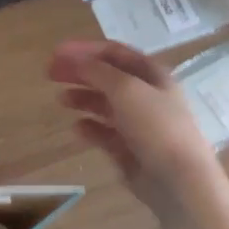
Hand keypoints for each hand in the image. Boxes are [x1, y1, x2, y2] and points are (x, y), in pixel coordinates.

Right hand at [49, 39, 220, 224]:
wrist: (177, 178)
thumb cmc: (155, 126)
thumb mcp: (126, 89)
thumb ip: (97, 71)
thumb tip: (74, 60)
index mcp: (152, 74)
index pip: (115, 52)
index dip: (85, 49)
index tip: (56, 53)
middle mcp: (146, 95)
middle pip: (107, 77)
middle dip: (79, 72)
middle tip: (50, 74)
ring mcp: (138, 123)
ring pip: (105, 104)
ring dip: (82, 98)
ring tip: (61, 100)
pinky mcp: (129, 149)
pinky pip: (104, 133)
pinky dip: (90, 128)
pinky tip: (77, 128)